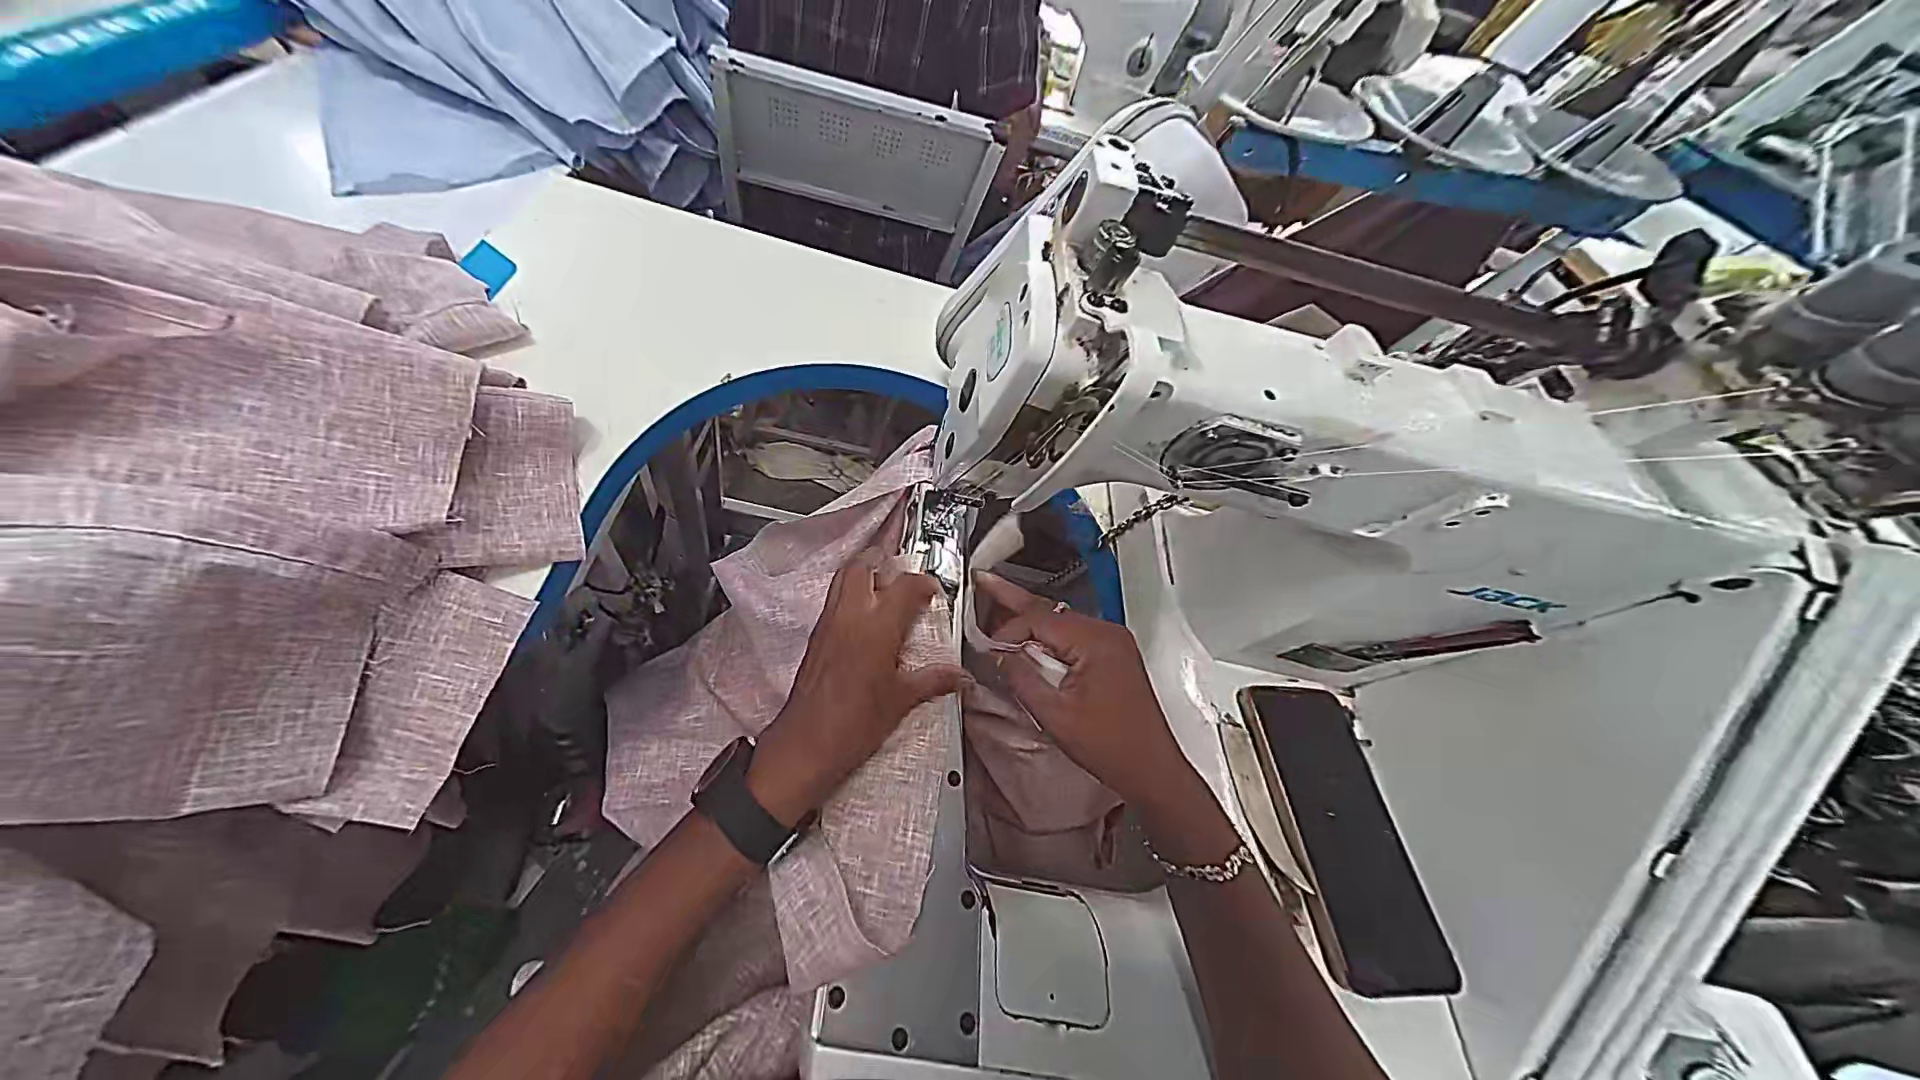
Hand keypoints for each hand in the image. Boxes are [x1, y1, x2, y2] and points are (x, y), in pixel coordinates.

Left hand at [747, 534, 967, 826]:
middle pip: (864, 565)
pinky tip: (865, 618)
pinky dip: (850, 596)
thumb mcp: (902, 700)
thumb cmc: (854, 724)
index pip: (906, 585)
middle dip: (884, 561)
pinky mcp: (816, 637)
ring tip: (884, 587)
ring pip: (843, 578)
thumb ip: (934, 680)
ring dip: (864, 574)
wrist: (806, 744)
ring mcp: (828, 624)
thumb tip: (960, 677)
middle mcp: (850, 616)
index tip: (934, 592)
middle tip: (903, 574)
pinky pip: (834, 601)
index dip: (925, 583)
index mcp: (877, 627)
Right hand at [975, 571, 1237, 862]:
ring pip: (1062, 624)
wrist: (1153, 770)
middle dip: (1015, 603)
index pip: (1038, 618)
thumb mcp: (1054, 714)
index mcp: (1095, 642)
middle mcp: (1108, 634)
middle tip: (987, 582)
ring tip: (1001, 614)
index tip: (988, 647)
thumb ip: (1023, 678)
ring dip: (1032, 627)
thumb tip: (1001, 655)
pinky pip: (1075, 639)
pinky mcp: (1114, 657)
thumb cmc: (1115, 747)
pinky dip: (1050, 642)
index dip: (1007, 630)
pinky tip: (1031, 649)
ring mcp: (1114, 644)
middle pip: (1051, 612)